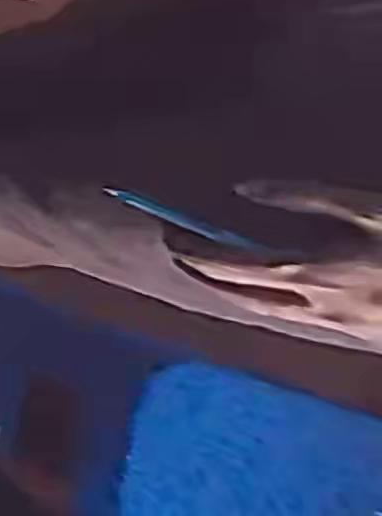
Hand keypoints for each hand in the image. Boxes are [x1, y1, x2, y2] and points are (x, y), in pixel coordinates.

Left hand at [175, 181, 381, 345]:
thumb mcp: (367, 211)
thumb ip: (301, 196)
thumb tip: (242, 188)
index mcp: (312, 275)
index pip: (226, 267)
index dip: (189, 250)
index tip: (166, 234)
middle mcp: (323, 309)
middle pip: (240, 296)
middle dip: (202, 275)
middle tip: (178, 253)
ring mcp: (352, 331)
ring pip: (272, 314)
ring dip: (236, 292)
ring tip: (212, 271)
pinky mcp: (374, 341)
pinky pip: (309, 323)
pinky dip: (277, 305)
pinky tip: (273, 291)